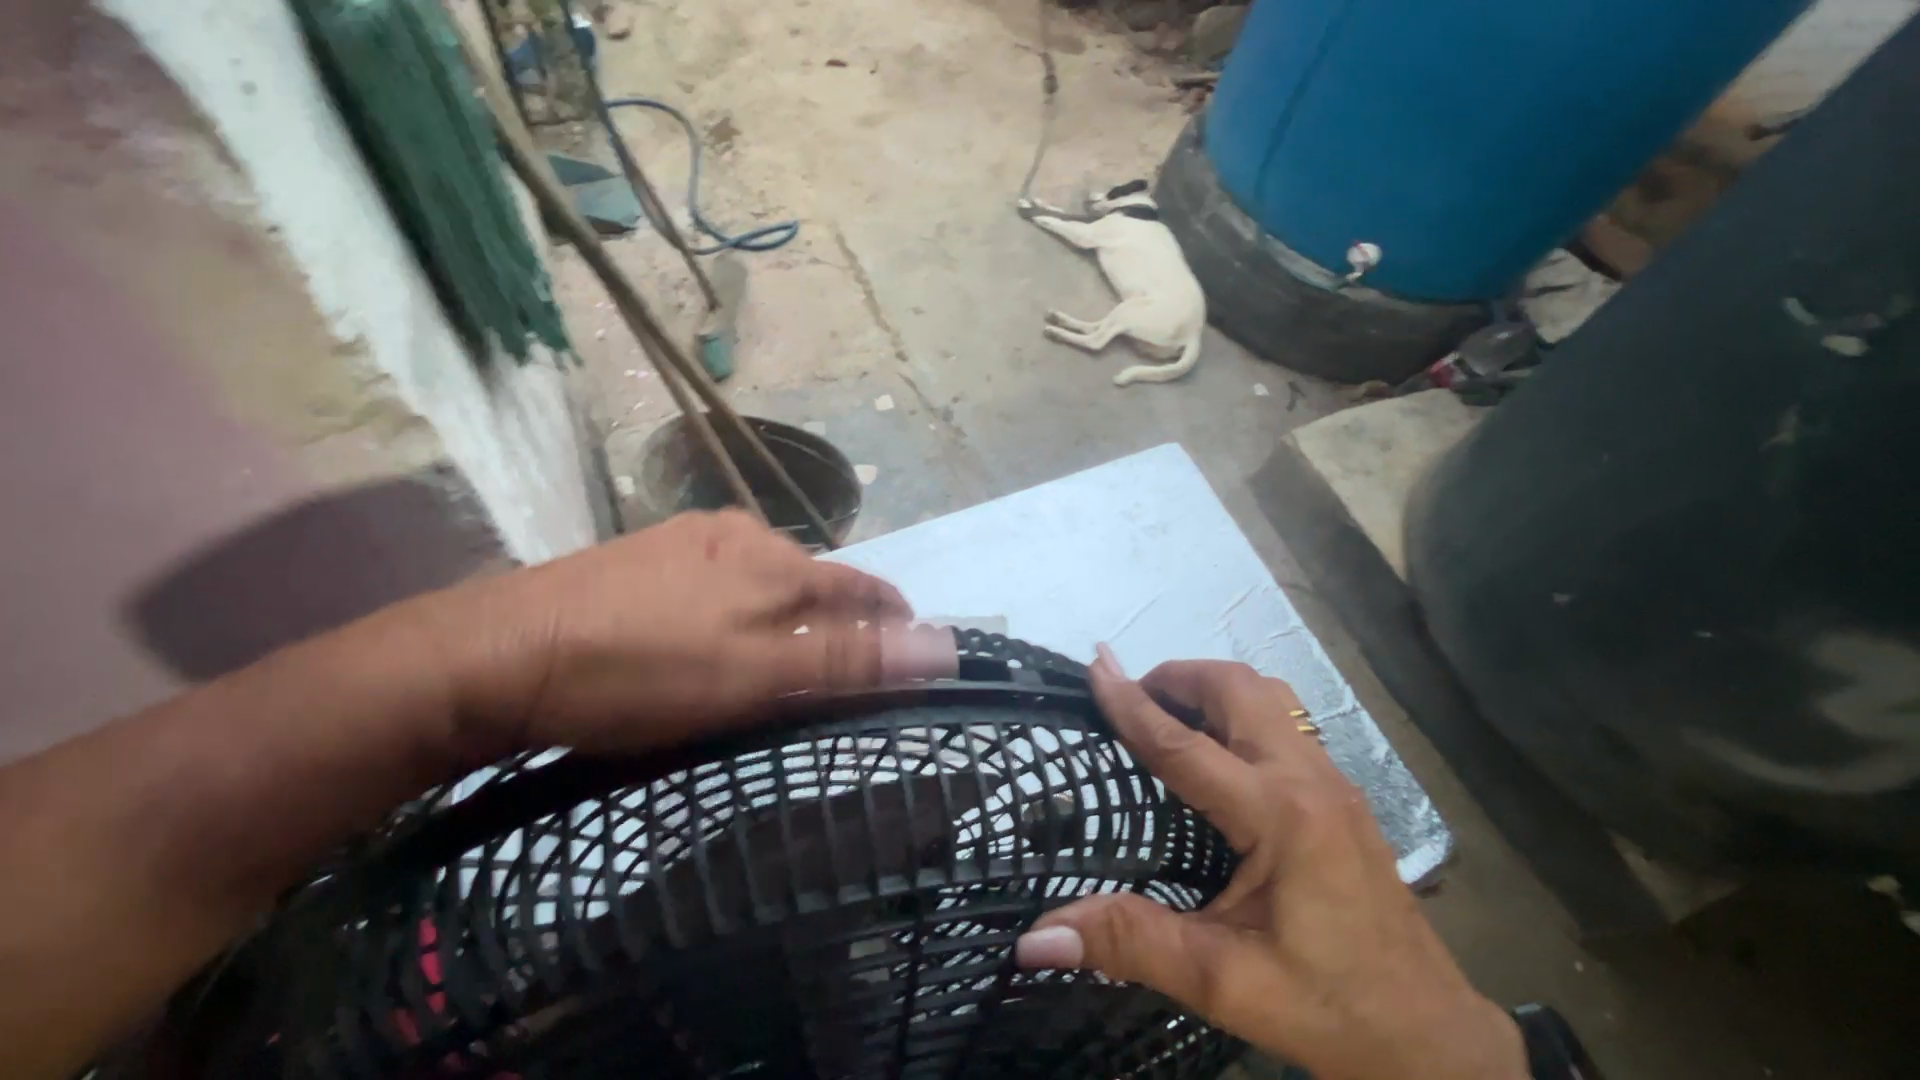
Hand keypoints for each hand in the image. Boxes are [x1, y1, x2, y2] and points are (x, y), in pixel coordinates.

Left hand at [409, 511, 957, 757]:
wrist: (499, 654)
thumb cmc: (640, 671)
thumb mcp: (754, 676)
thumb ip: (847, 661)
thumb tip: (945, 646)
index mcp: (773, 560)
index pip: (861, 588)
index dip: (894, 620)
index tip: (913, 654)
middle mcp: (736, 535)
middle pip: (814, 579)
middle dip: (843, 617)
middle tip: (850, 670)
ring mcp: (683, 541)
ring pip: (764, 577)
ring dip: (791, 611)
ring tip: (789, 655)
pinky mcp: (641, 559)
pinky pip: (719, 581)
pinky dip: (743, 607)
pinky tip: (717, 634)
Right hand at [1015, 649, 1526, 1079]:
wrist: (1427, 1036)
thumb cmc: (1325, 1005)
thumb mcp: (1221, 981)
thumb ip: (1130, 945)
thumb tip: (1036, 940)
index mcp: (1279, 815)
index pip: (1185, 743)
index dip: (1131, 702)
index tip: (1095, 664)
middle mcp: (1309, 780)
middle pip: (1238, 688)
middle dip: (1177, 677)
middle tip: (1129, 700)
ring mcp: (1333, 782)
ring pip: (1269, 696)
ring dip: (1213, 689)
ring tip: (1168, 716)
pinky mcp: (1342, 795)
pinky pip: (1285, 721)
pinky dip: (1239, 711)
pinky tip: (1218, 752)